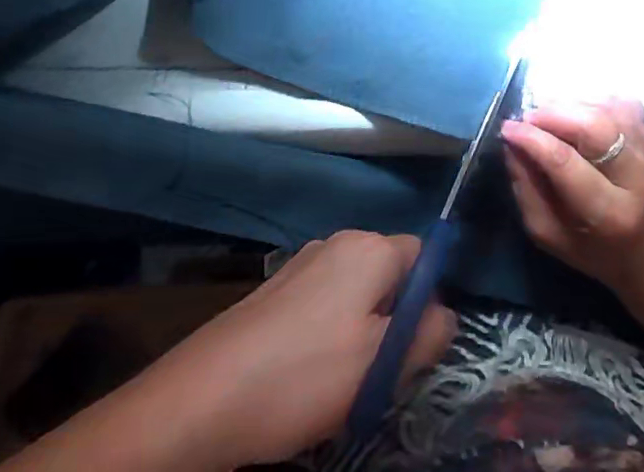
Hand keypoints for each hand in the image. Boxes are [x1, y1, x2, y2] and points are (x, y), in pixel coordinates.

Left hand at [20, 231, 456, 471]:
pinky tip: (308, 375)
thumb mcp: (381, 363)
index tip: (414, 347)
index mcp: (368, 248)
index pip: (424, 256)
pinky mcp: (274, 292)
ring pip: (356, 292)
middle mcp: (336, 242)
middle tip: (382, 369)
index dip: (429, 300)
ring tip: (344, 379)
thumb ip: (427, 334)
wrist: (198, 401)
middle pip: (389, 273)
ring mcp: (300, 265)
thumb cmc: (302, 376)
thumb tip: (445, 315)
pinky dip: (328, 333)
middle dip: (395, 317)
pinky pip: (323, 304)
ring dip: (362, 330)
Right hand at [501, 97, 643, 291]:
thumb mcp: (546, 231)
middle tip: (528, 117)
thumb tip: (512, 143)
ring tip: (548, 115)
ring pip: (609, 111)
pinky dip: (595, 101)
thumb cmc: (587, 247)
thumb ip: (526, 187)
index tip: (508, 128)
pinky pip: (623, 105)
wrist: (640, 248)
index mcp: (608, 214)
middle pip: (597, 127)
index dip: (534, 140)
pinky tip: (577, 112)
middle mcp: (635, 180)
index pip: (567, 163)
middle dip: (555, 114)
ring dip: (572, 105)